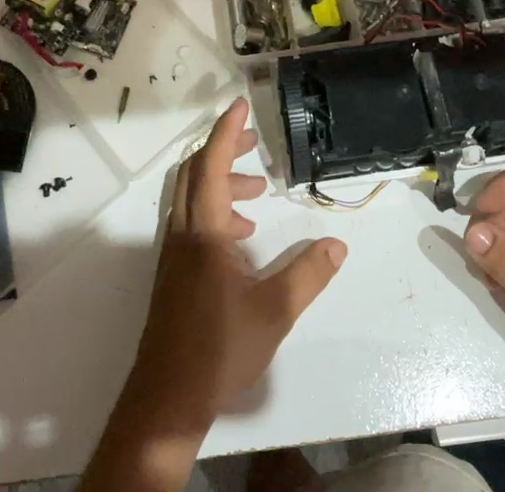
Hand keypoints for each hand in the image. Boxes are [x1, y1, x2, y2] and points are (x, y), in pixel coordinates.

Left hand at [113, 98, 346, 429]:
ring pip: (192, 200)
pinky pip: (192, 224)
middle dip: (223, 151)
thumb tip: (338, 245)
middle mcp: (182, 234)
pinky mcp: (173, 276)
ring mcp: (173, 256)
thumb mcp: (276, 310)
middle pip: (194, 174)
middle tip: (256, 144)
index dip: (225, 133)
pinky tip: (243, 240)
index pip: (209, 166)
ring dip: (222, 185)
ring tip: (258, 195)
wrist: (167, 397)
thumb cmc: (220, 348)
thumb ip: (308, 274)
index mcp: (203, 232)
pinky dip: (216, 214)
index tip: (241, 106)